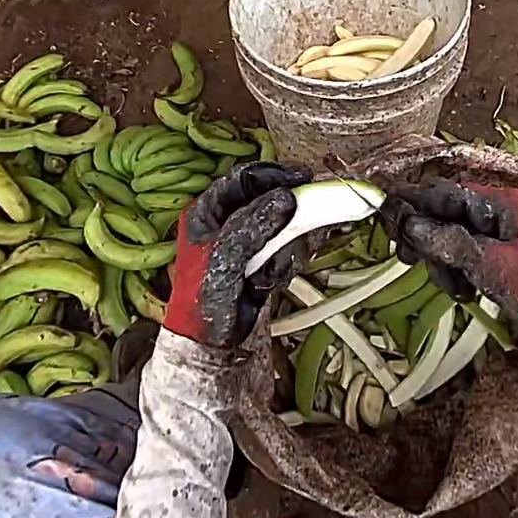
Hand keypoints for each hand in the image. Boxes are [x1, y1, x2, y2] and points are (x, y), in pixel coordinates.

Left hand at [166, 163, 313, 348]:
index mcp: (207, 211)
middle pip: (267, 199)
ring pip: (282, 226)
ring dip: (287, 242)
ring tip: (275, 264)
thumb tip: (286, 197)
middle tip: (314, 206)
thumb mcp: (225, 254)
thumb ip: (254, 223)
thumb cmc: (203, 296)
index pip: (242, 179)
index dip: (272, 175)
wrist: (209, 343)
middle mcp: (227, 221)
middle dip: (290, 207)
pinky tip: (269, 280)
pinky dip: (285, 263)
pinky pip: (286, 251)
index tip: (301, 177)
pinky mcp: (263, 262)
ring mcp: (247, 242)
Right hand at [379, 180, 517, 375]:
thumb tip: (409, 225)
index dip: (413, 204)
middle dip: (425, 238)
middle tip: (407, 260)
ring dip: (440, 262)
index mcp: (501, 204)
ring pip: (446, 238)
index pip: (443, 193)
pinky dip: (452, 274)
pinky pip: (459, 258)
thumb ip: (448, 241)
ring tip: (454, 288)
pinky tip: (462, 292)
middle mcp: (495, 215)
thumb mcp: (492, 265)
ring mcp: (495, 239)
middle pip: (441, 214)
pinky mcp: (494, 262)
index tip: (386, 219)